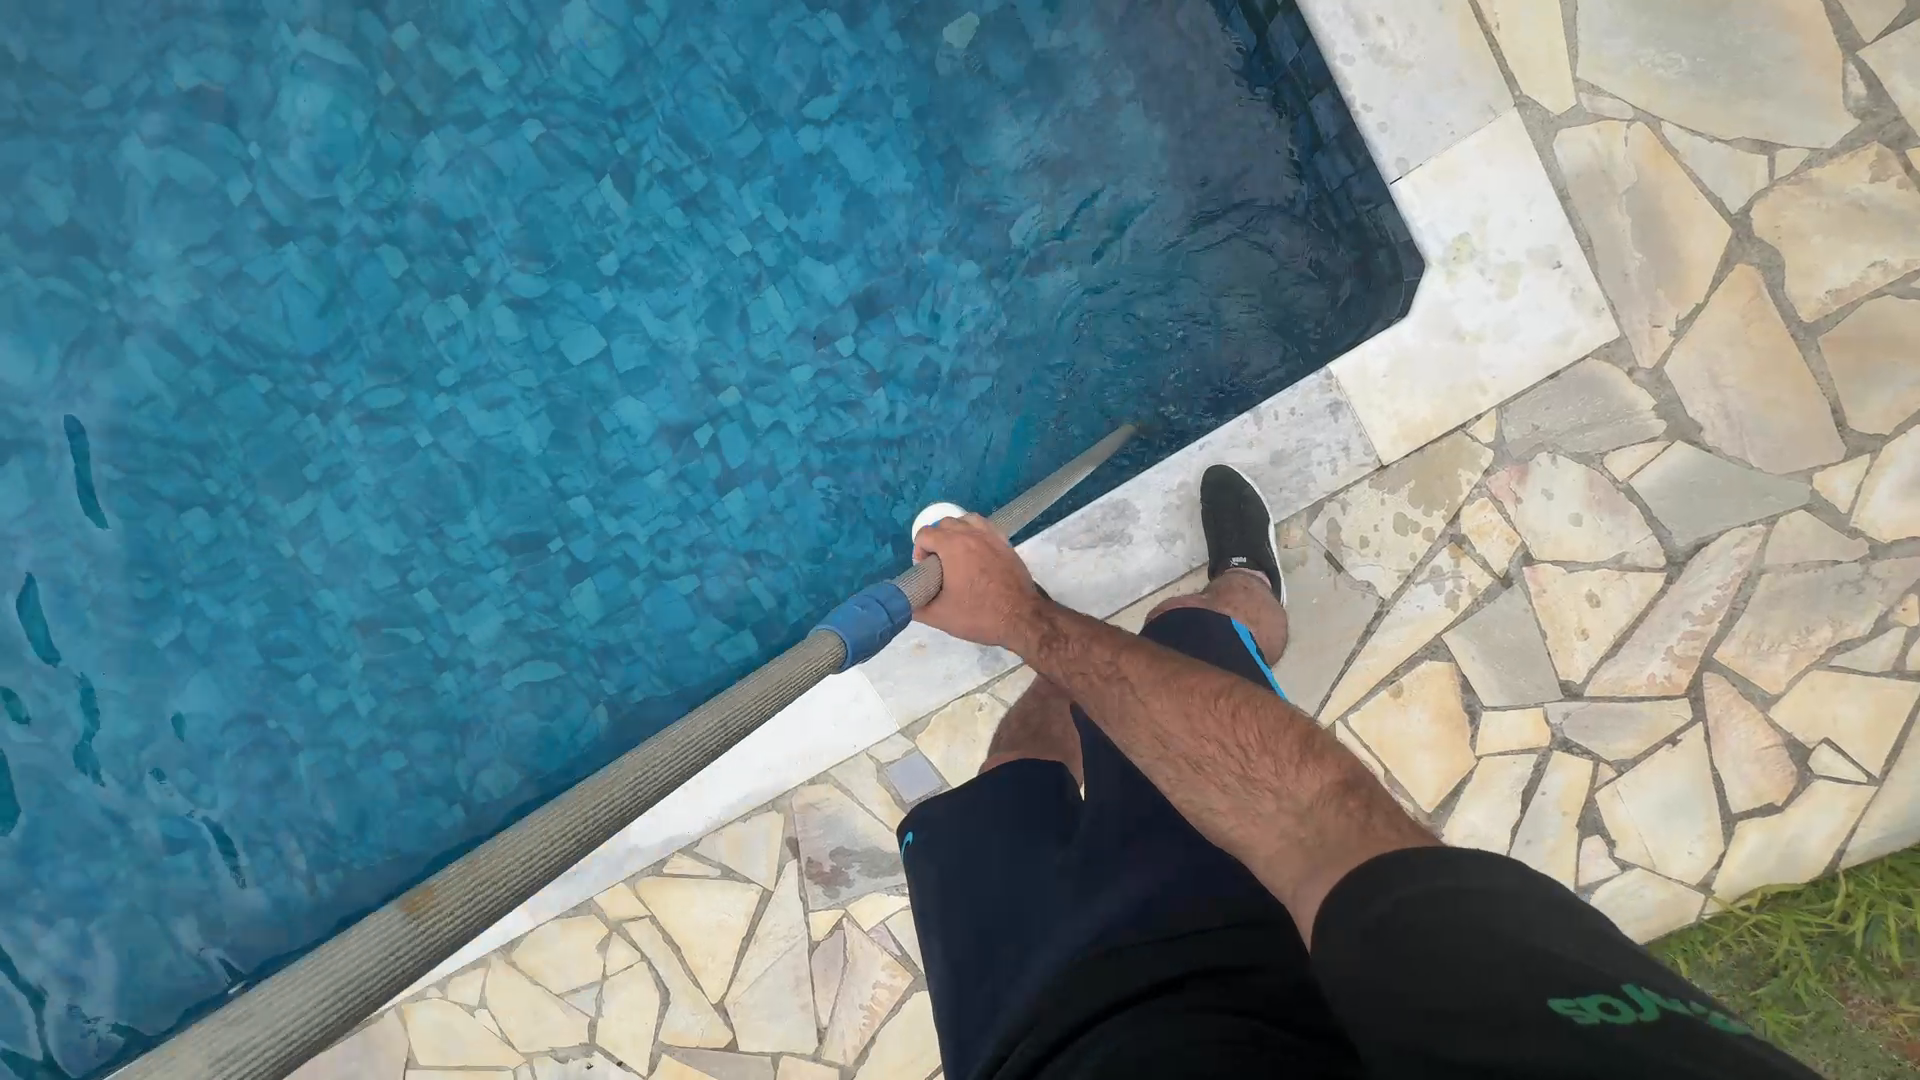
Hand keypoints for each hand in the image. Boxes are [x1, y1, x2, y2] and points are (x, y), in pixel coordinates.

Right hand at [911, 513, 1045, 648]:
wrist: (1021, 618)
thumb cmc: (979, 615)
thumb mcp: (940, 616)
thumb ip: (917, 607)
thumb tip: (906, 603)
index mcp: (953, 546)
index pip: (925, 534)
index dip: (919, 551)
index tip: (925, 570)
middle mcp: (972, 534)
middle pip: (945, 523)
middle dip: (936, 540)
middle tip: (938, 564)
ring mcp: (992, 536)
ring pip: (967, 520)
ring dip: (957, 531)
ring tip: (956, 554)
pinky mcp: (1006, 543)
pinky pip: (986, 527)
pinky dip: (976, 533)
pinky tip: (977, 553)